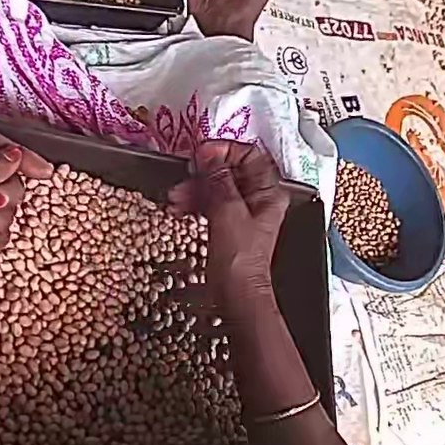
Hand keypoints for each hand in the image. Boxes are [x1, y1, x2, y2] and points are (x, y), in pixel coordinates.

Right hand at [168, 139, 287, 312]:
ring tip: (176, 196)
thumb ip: (219, 180)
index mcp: (268, 193)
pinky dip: (195, 203)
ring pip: (217, 188)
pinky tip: (179, 207)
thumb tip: (210, 156)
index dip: (225, 150)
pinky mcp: (228, 226)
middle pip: (231, 171)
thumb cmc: (239, 260)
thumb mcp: (227, 211)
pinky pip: (210, 204)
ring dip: (194, 188)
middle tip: (187, 174)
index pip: (250, 156)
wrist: (235, 294)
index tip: (203, 154)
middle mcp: (258, 200)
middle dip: (204, 171)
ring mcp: (242, 213)